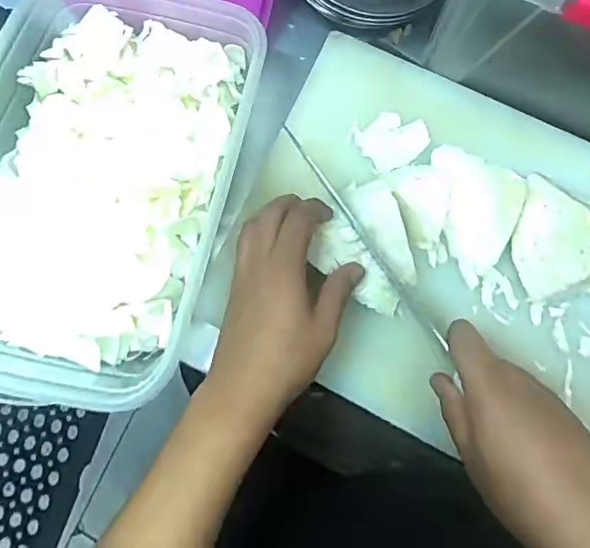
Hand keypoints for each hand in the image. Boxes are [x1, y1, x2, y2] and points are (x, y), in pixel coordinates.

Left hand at [205, 195, 362, 425]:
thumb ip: (338, 293)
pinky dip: (259, 228)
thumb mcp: (323, 330)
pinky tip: (271, 244)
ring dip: (271, 212)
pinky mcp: (234, 282)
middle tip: (312, 211)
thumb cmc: (287, 360)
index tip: (330, 215)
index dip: (313, 209)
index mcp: (283, 267)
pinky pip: (244, 240)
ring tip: (291, 220)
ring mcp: (242, 270)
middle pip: (270, 214)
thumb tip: (355, 267)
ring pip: (252, 224)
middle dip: (291, 204)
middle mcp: (258, 260)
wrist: (241, 386)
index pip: (296, 221)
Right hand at [432, 321, 589, 547]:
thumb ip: (454, 411)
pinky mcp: (569, 412)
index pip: (465, 335)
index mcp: (488, 381)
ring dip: (506, 400)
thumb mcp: (473, 457)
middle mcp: (519, 377)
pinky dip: (529, 415)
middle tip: (477, 422)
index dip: (455, 342)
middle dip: (480, 382)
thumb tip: (442, 381)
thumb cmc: (521, 490)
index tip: (451, 364)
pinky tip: (535, 453)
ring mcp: (547, 393)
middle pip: (491, 361)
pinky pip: (536, 400)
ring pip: (514, 382)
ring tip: (508, 444)